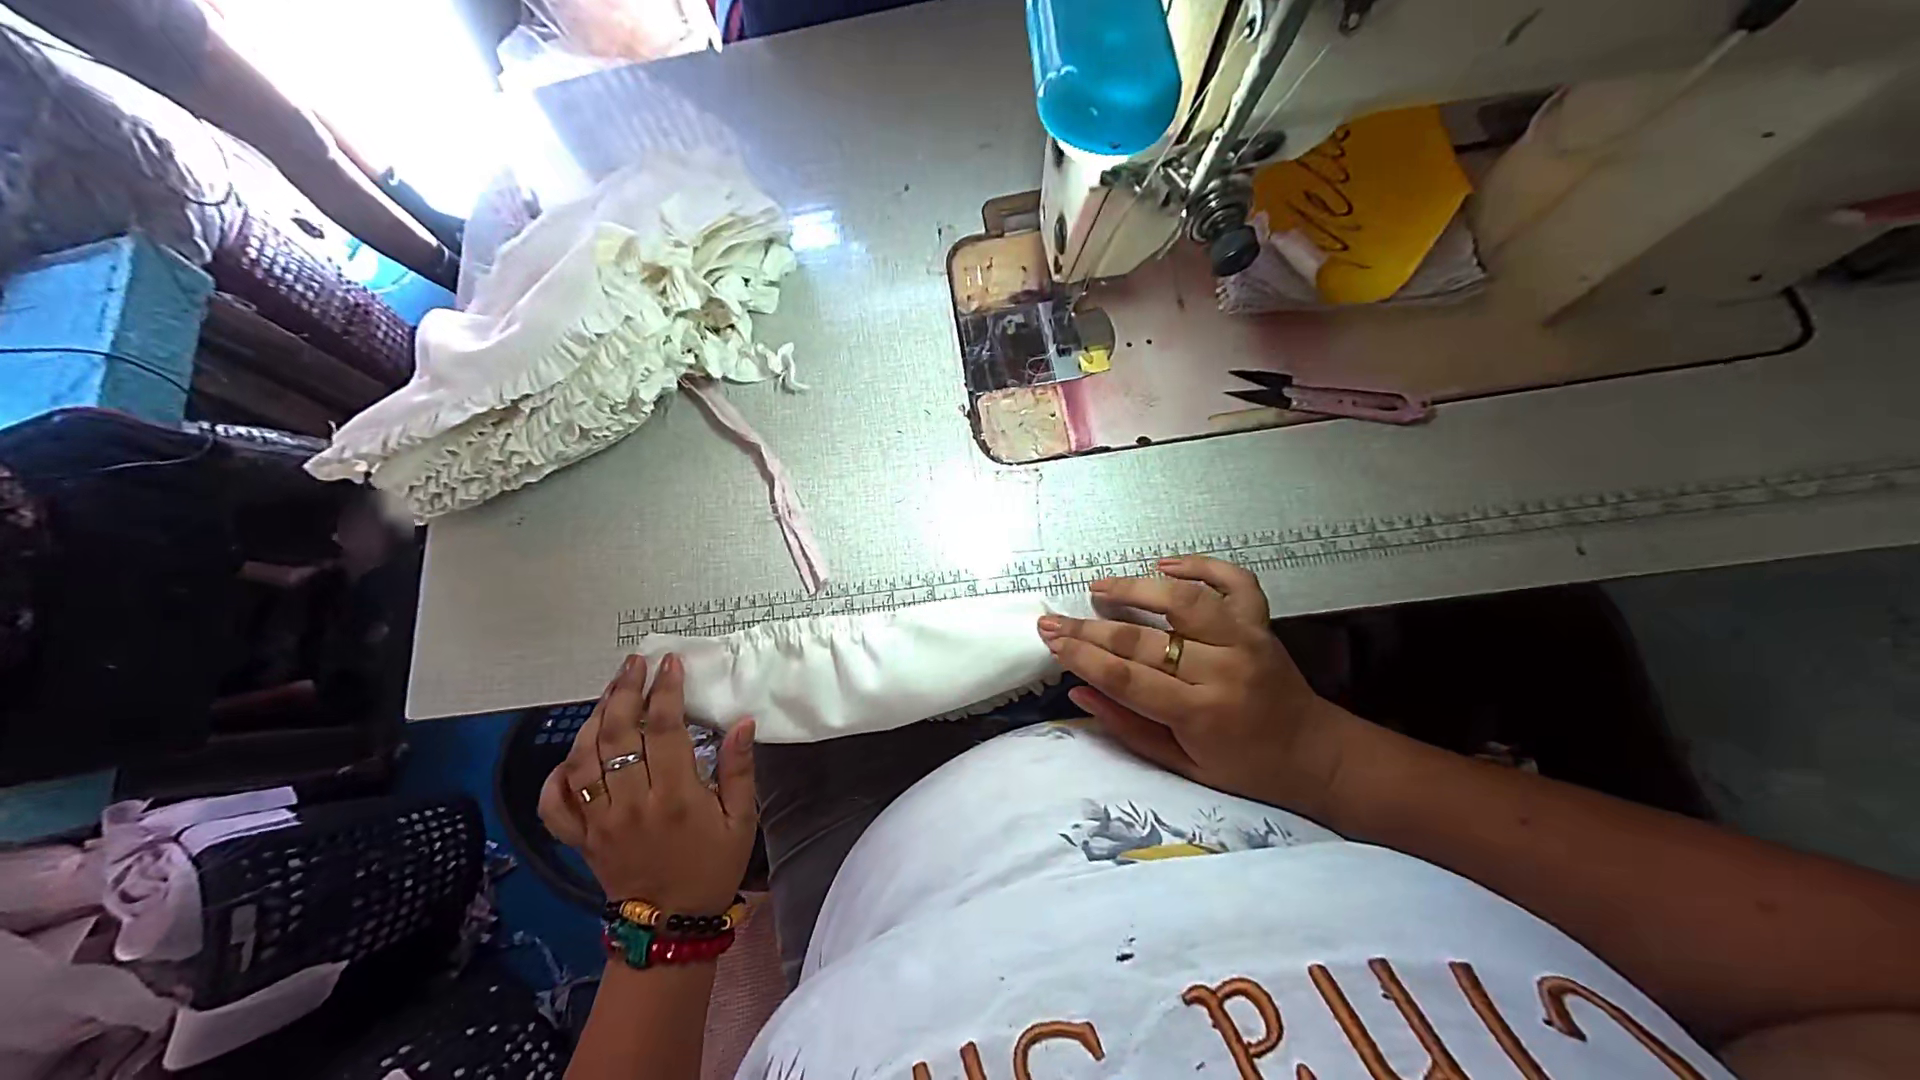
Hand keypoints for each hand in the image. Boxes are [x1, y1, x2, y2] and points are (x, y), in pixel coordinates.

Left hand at [537, 653, 757, 913]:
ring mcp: (599, 822)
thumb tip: (742, 722)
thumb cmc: (713, 865)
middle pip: (617, 734)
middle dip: (624, 691)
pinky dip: (556, 774)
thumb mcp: (741, 818)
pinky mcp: (580, 838)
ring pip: (583, 758)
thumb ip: (739, 769)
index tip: (670, 663)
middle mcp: (631, 804)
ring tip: (609, 692)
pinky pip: (555, 803)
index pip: (664, 729)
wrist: (670, 924)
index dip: (666, 691)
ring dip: (593, 719)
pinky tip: (573, 754)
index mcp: (675, 797)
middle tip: (635, 664)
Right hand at [1036, 555, 1361, 814]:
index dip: (1082, 657)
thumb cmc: (1244, 767)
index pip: (1127, 678)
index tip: (1049, 640)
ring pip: (1183, 600)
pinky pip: (1234, 581)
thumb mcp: (1182, 765)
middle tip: (1052, 619)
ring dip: (1136, 589)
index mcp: (1202, 714)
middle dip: (1089, 629)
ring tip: (1099, 588)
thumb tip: (1078, 689)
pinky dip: (1201, 565)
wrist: (1316, 755)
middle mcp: (1225, 670)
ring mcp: (1247, 640)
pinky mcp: (1261, 623)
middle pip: (1143, 641)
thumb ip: (1127, 726)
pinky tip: (1166, 563)